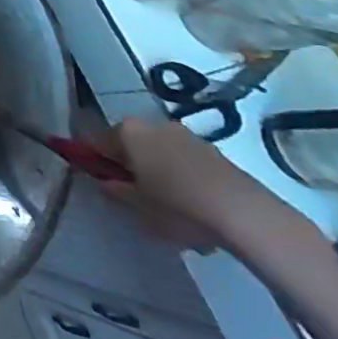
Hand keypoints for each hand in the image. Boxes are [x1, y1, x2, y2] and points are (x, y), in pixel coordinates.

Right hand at [96, 117, 305, 254]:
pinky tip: (191, 204)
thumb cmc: (178, 207)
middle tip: (133, 196)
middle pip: (128, 143)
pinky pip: (182, 159)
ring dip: (154, 170)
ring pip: (156, 151)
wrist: (245, 214)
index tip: (98, 182)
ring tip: (166, 205)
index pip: (96, 141)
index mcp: (127, 131)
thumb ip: (112, 189)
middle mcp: (153, 124)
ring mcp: (185, 135)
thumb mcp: (135, 205)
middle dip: (127, 165)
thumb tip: (104, 180)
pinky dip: (179, 175)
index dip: (92, 162)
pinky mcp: (212, 150)